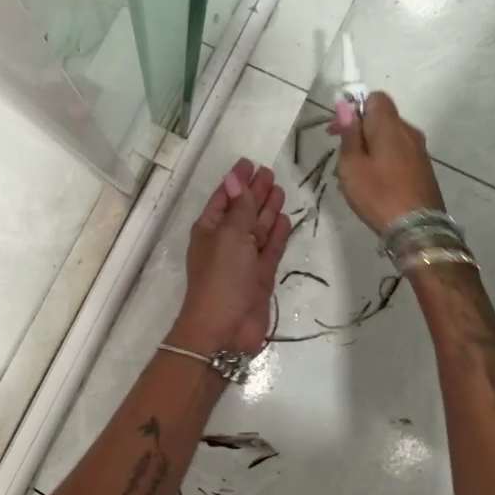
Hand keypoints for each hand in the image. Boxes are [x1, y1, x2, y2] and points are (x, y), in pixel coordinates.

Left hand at [170, 159, 291, 357]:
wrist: (225, 330)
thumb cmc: (222, 277)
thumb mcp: (230, 236)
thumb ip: (240, 209)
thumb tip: (237, 179)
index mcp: (209, 229)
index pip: (224, 198)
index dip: (236, 181)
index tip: (249, 163)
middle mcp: (226, 242)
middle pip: (242, 211)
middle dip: (254, 192)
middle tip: (270, 172)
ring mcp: (244, 261)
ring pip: (258, 229)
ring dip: (268, 210)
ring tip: (279, 189)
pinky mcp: (260, 277)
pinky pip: (270, 249)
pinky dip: (277, 234)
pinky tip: (284, 218)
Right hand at [328, 92, 444, 231]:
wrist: (418, 230)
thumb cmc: (378, 194)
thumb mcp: (351, 165)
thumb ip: (349, 134)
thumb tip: (346, 106)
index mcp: (390, 127)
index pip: (376, 97)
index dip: (356, 107)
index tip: (341, 128)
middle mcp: (409, 132)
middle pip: (383, 118)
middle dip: (361, 129)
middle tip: (342, 154)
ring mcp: (420, 151)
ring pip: (390, 137)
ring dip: (372, 146)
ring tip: (357, 173)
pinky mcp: (424, 169)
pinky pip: (400, 153)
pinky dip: (385, 159)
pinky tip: (376, 183)